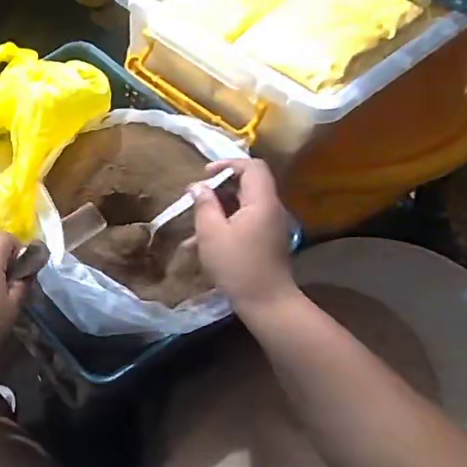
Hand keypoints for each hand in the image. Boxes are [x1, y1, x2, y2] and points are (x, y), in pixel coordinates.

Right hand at [190, 159, 297, 313]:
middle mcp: (271, 208)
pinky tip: (205, 242)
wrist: (266, 302)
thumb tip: (198, 187)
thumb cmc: (237, 265)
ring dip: (219, 209)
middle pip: (248, 184)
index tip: (204, 175)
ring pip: (244, 205)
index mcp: (261, 201)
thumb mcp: (211, 234)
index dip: (227, 164)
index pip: (251, 166)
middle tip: (196, 199)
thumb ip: (204, 205)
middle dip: (219, 188)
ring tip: (195, 224)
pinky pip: (246, 222)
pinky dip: (227, 224)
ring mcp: (271, 225)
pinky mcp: (267, 241)